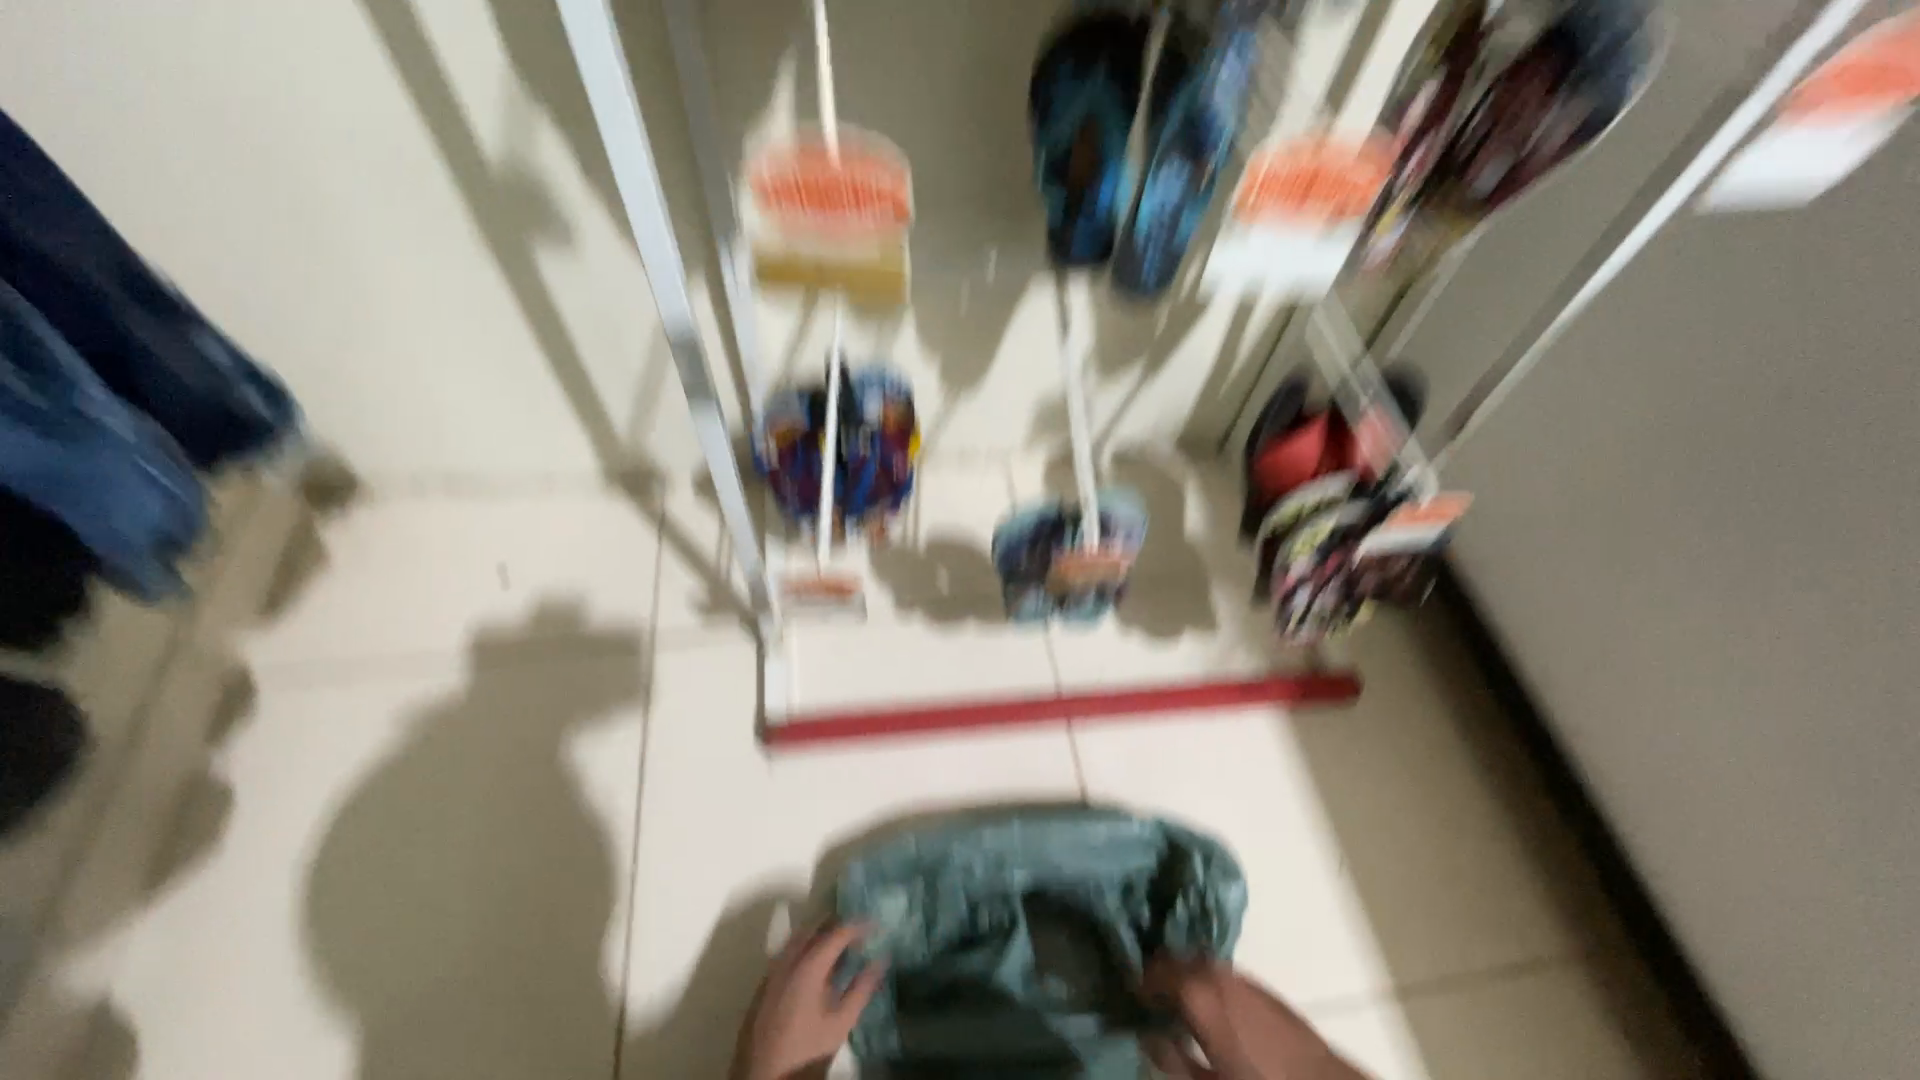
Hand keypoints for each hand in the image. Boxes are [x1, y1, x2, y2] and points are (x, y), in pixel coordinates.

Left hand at [731, 920, 886, 1079]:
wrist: (764, 1077)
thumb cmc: (807, 1050)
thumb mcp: (841, 1023)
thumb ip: (862, 989)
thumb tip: (881, 960)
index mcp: (808, 967)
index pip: (837, 932)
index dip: (858, 925)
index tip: (875, 923)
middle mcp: (787, 961)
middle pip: (813, 927)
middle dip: (836, 922)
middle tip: (858, 929)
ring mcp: (772, 971)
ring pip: (797, 938)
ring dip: (819, 933)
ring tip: (840, 943)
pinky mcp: (764, 984)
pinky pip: (787, 952)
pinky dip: (804, 947)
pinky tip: (816, 964)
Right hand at [1141, 956, 1368, 1079]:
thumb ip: (1172, 1058)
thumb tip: (1148, 1036)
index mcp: (1196, 994)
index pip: (1153, 972)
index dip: (1139, 985)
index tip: (1134, 1002)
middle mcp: (1216, 974)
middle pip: (1176, 961)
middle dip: (1162, 977)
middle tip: (1153, 1003)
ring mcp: (1241, 978)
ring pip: (1200, 965)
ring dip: (1186, 979)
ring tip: (1183, 1010)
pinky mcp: (1262, 988)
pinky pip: (1223, 976)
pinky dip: (1209, 985)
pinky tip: (1214, 1014)